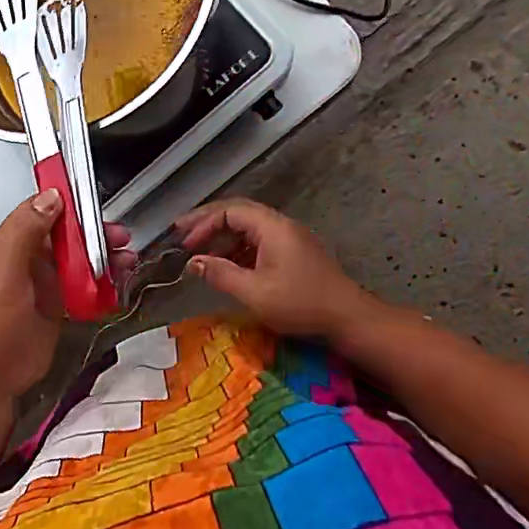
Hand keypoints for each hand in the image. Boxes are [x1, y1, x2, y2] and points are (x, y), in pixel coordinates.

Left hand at [0, 189, 135, 403]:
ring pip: (78, 263)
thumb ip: (26, 230)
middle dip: (94, 234)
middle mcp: (24, 264)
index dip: (67, 205)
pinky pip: (83, 290)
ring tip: (126, 262)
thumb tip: (49, 197)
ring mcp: (41, 288)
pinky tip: (117, 286)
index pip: (39, 213)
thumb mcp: (3, 271)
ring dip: (103, 259)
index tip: (94, 201)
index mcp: (6, 247)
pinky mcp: (55, 311)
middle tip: (118, 237)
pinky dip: (101, 286)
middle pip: (65, 238)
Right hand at [173, 197, 379, 338]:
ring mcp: (289, 237)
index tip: (184, 244)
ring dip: (222, 237)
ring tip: (198, 253)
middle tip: (181, 234)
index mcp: (271, 226)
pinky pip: (258, 241)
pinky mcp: (293, 251)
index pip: (229, 211)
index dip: (203, 225)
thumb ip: (220, 274)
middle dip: (207, 222)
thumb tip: (192, 262)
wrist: (347, 316)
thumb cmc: (300, 303)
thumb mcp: (255, 292)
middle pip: (238, 212)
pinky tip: (225, 265)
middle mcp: (280, 224)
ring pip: (248, 227)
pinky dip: (237, 249)